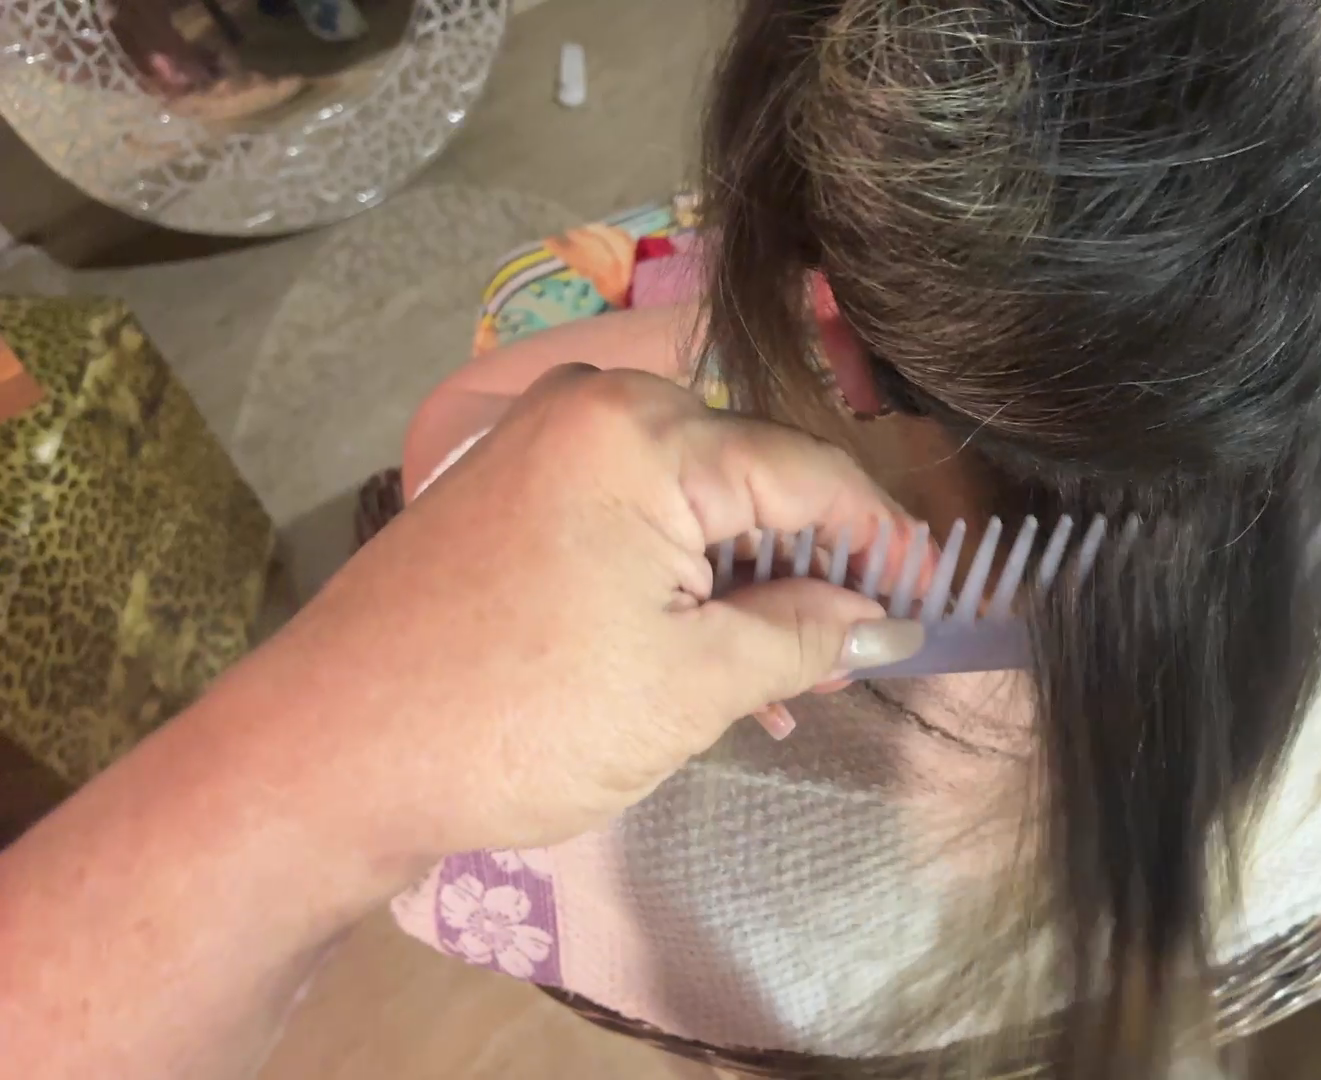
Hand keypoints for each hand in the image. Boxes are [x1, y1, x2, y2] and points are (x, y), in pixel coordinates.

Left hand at [238, 366, 925, 864]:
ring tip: (797, 674)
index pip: (808, 475)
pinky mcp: (532, 493)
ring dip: (757, 592)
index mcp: (647, 436)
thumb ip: (808, 638)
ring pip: (706, 513)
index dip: (882, 536)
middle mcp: (603, 412)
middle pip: (757, 487)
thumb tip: (888, 623)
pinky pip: (649, 525)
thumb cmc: (521, 720)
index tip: (932, 588)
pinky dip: (695, 586)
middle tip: (860, 643)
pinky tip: (723, 658)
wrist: (313, 771)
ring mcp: (558, 447)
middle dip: (816, 571)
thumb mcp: (693, 684)